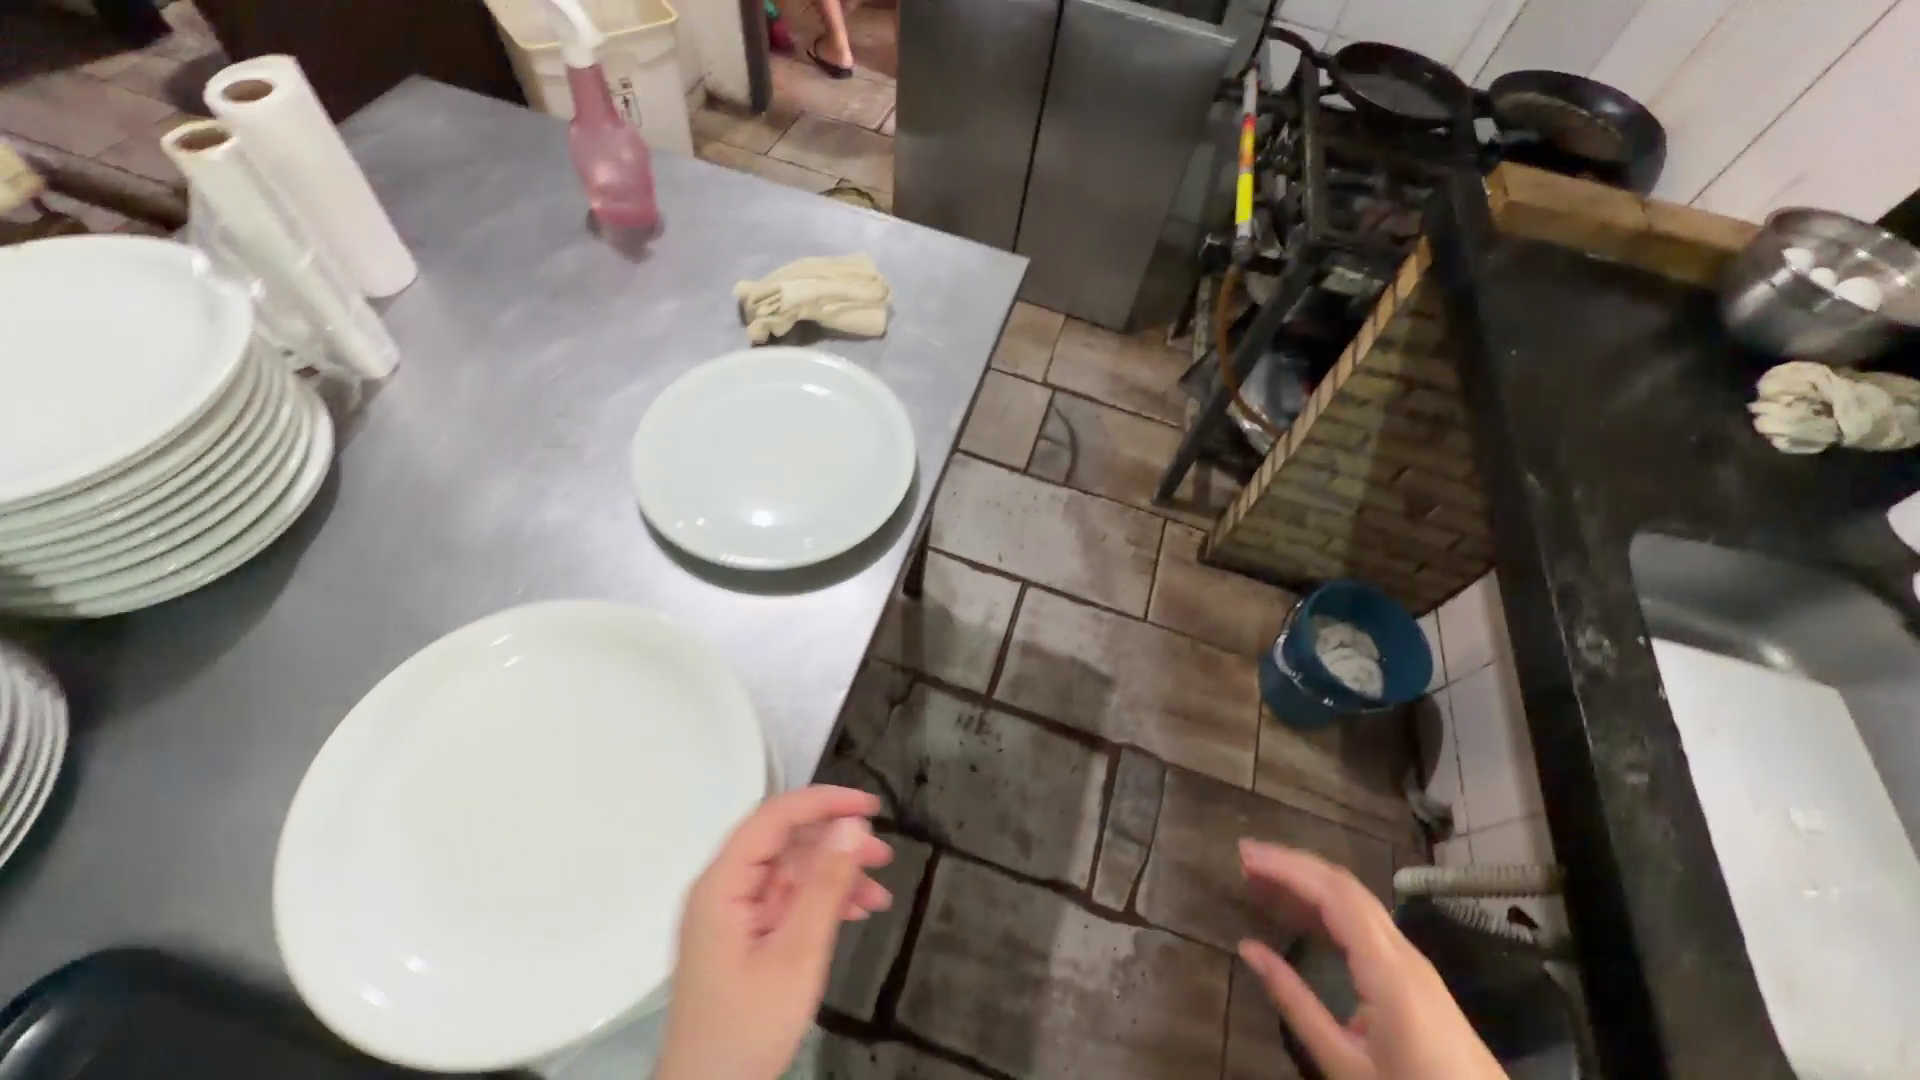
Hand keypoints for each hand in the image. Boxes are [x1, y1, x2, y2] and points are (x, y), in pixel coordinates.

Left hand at [657, 787, 894, 1079]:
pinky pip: (787, 901)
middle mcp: (723, 888)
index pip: (774, 817)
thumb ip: (825, 884)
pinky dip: (822, 902)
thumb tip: (852, 824)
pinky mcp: (744, 936)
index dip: (823, 802)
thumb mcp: (797, 953)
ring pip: (791, 872)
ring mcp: (732, 913)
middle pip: (784, 842)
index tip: (870, 807)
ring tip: (879, 893)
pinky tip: (856, 912)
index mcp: (722, 883)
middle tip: (884, 857)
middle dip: (836, 844)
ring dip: (836, 876)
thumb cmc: (748, 1026)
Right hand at [1237, 841, 1506, 1079]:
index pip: (1334, 895)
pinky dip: (1326, 905)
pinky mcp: (1413, 975)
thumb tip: (1248, 948)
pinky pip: (1365, 922)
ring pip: (1356, 900)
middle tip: (1244, 857)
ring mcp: (1413, 962)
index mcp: (1388, 970)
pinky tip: (1299, 913)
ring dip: (1309, 882)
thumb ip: (1295, 1003)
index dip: (1288, 867)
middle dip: (1293, 864)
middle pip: (1345, 887)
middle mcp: (1403, 953)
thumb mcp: (1344, 1063)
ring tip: (1260, 879)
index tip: (1246, 855)